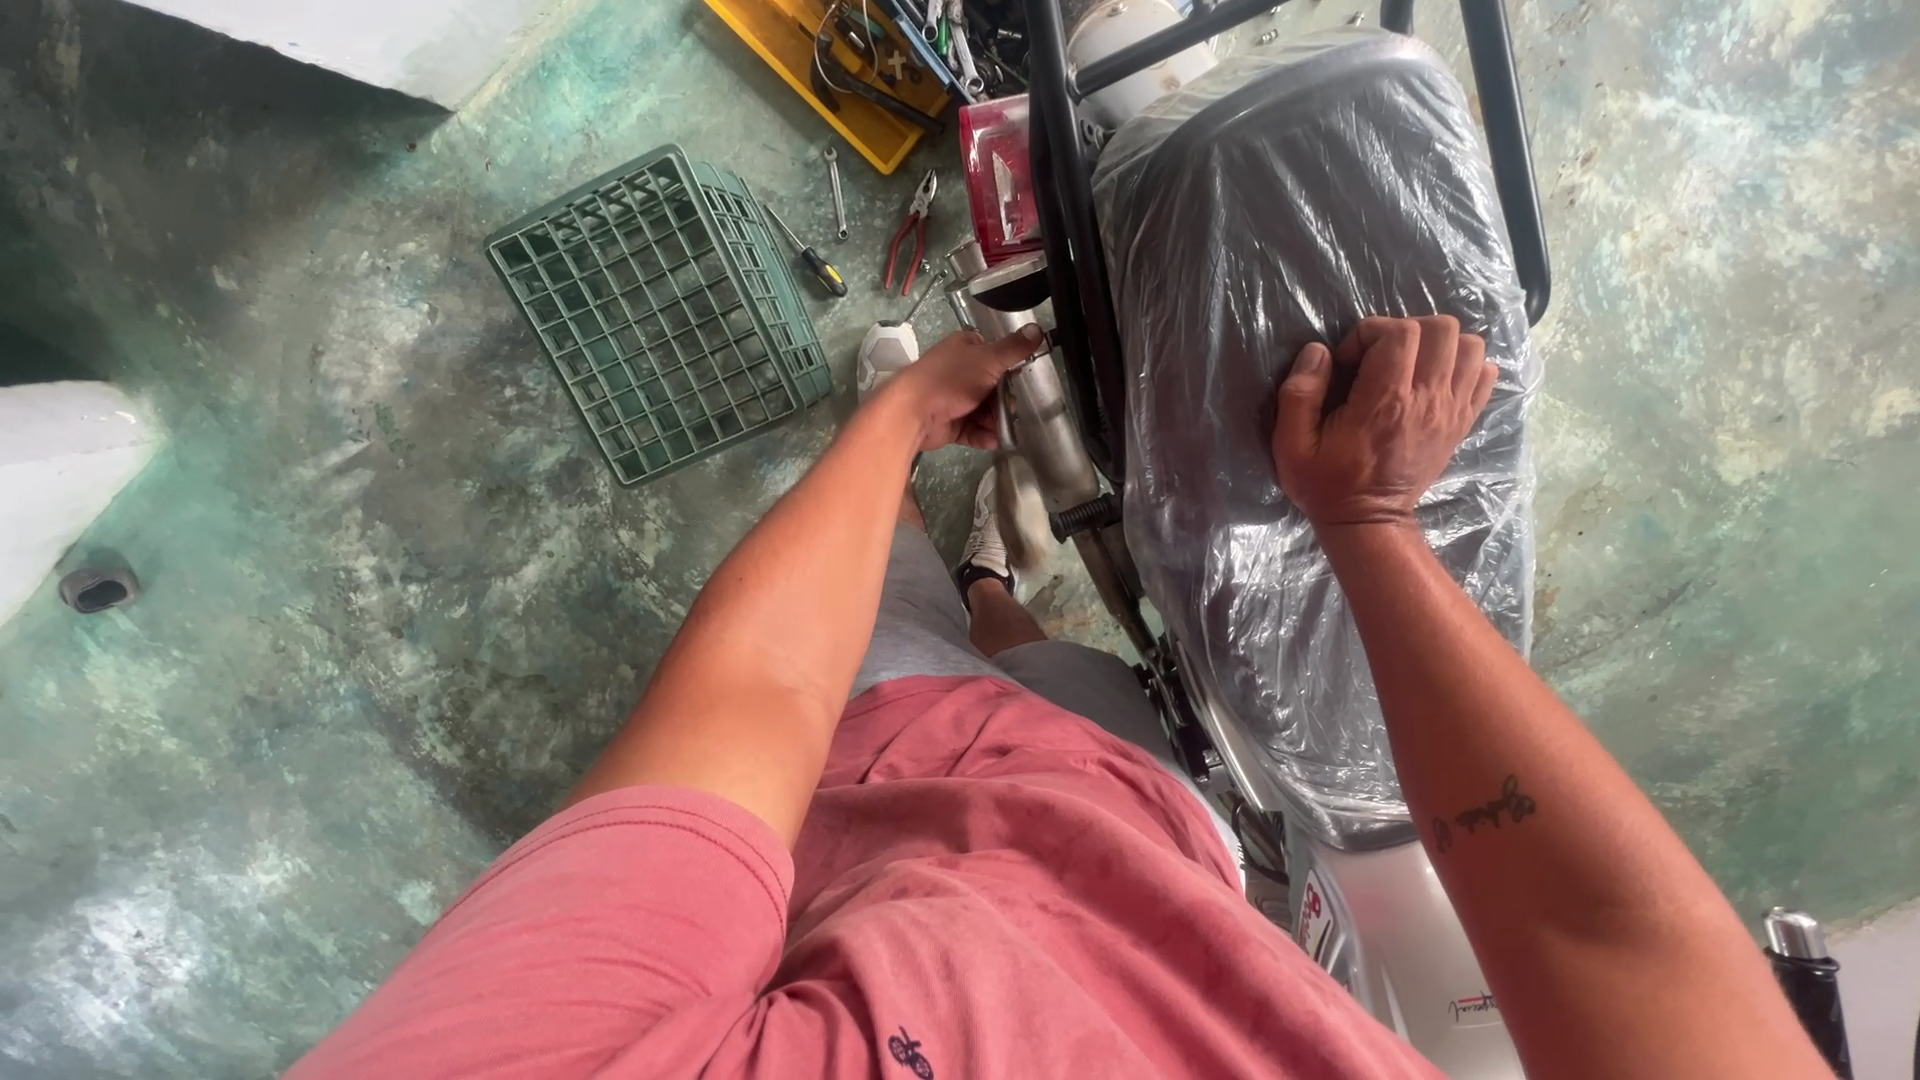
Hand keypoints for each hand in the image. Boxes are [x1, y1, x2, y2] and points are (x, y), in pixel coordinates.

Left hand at [879, 325, 1042, 450]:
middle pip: (992, 387)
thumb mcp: (989, 359)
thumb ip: (1014, 348)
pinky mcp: (949, 423)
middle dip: (1004, 402)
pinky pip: (972, 430)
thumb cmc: (951, 379)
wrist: (914, 411)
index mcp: (966, 348)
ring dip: (996, 421)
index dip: (1010, 368)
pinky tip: (993, 440)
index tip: (1021, 380)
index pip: (994, 354)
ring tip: (1002, 429)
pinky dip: (983, 435)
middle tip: (1012, 410)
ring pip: (984, 411)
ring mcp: (952, 399)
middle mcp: (958, 371)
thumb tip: (1037, 328)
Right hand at [1271, 315, 1495, 530]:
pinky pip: (1485, 371)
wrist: (1368, 521)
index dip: (1367, 333)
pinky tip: (1433, 378)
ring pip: (1469, 344)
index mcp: (1384, 402)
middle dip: (1403, 330)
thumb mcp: (1291, 445)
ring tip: (1407, 363)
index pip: (1398, 333)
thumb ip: (1299, 394)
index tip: (1347, 361)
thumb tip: (1318, 352)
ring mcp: (1452, 410)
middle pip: (1441, 329)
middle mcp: (1427, 400)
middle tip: (1377, 356)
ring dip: (1437, 343)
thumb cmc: (1325, 484)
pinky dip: (1463, 363)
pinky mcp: (1463, 420)